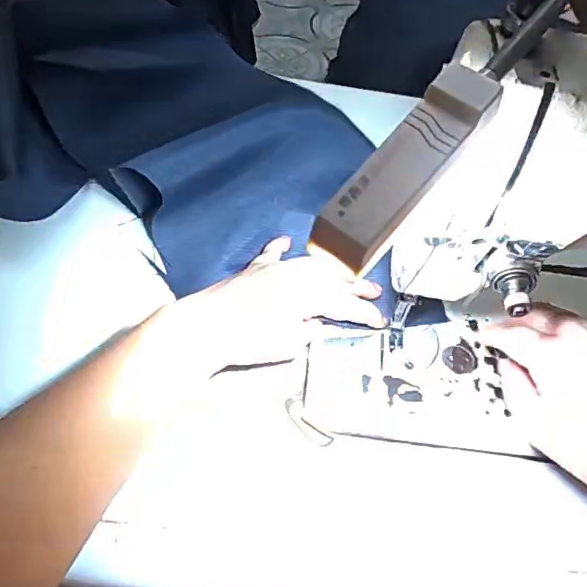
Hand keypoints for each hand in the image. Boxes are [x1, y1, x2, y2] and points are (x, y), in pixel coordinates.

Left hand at [154, 237, 386, 372]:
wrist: (207, 327)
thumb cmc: (250, 340)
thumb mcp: (289, 344)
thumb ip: (311, 330)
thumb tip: (323, 324)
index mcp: (308, 294)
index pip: (345, 304)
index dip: (364, 313)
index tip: (379, 321)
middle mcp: (295, 274)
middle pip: (332, 278)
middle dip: (354, 286)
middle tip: (373, 293)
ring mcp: (274, 268)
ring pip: (309, 264)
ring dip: (329, 270)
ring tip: (344, 275)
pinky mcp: (253, 270)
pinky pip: (271, 255)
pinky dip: (280, 249)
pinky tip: (285, 242)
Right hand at [483, 305, 586, 509]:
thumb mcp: (530, 417)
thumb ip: (512, 383)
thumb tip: (508, 367)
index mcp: (553, 353)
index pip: (514, 333)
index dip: (494, 333)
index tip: (486, 335)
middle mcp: (580, 341)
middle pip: (541, 315)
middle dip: (516, 320)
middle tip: (501, 329)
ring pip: (563, 317)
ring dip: (541, 320)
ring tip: (525, 331)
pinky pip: (582, 328)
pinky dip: (563, 329)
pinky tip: (555, 341)